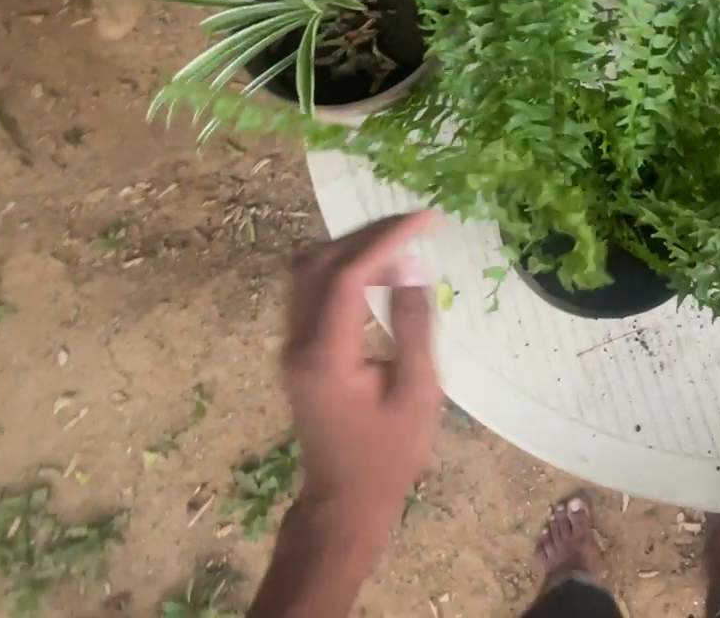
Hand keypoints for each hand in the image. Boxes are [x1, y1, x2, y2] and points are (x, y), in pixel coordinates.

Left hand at [281, 211, 442, 555]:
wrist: (345, 499)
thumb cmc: (390, 452)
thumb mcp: (418, 391)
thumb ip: (412, 324)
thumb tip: (410, 265)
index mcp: (327, 354)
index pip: (350, 273)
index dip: (388, 238)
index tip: (429, 220)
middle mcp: (297, 342)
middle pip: (322, 261)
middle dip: (370, 233)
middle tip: (417, 223)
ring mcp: (290, 345)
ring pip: (309, 269)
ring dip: (353, 245)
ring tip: (400, 240)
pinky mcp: (296, 348)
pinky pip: (310, 287)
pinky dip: (343, 265)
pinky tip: (377, 268)